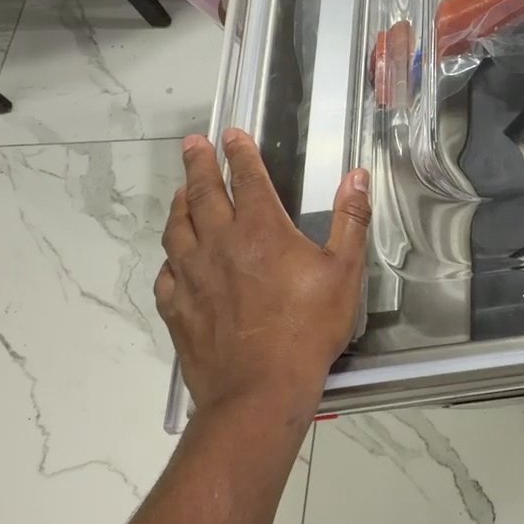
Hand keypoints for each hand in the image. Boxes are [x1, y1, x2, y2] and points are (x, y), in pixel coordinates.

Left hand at [157, 129, 370, 423]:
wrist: (259, 389)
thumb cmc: (308, 327)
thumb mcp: (344, 271)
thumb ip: (350, 220)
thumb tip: (357, 177)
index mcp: (260, 230)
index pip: (246, 178)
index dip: (240, 153)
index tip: (232, 133)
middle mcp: (218, 244)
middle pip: (201, 194)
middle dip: (198, 164)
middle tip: (193, 144)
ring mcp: (191, 276)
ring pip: (176, 228)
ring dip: (178, 203)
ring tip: (180, 190)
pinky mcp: (177, 307)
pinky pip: (166, 270)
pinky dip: (171, 254)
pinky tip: (176, 256)